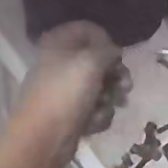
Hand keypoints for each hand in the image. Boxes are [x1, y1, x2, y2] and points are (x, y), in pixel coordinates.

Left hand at [13, 21, 128, 151]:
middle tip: (124, 87)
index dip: (107, 41)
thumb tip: (115, 53)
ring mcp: (67, 89)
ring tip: (104, 108)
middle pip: (99, 61)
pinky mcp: (72, 113)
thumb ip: (108, 50)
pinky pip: (96, 108)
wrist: (43, 138)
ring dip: (109, 99)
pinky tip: (92, 123)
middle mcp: (63, 63)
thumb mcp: (91, 62)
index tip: (117, 57)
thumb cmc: (65, 94)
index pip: (89, 29)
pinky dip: (98, 116)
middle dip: (115, 76)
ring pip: (102, 87)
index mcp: (60, 43)